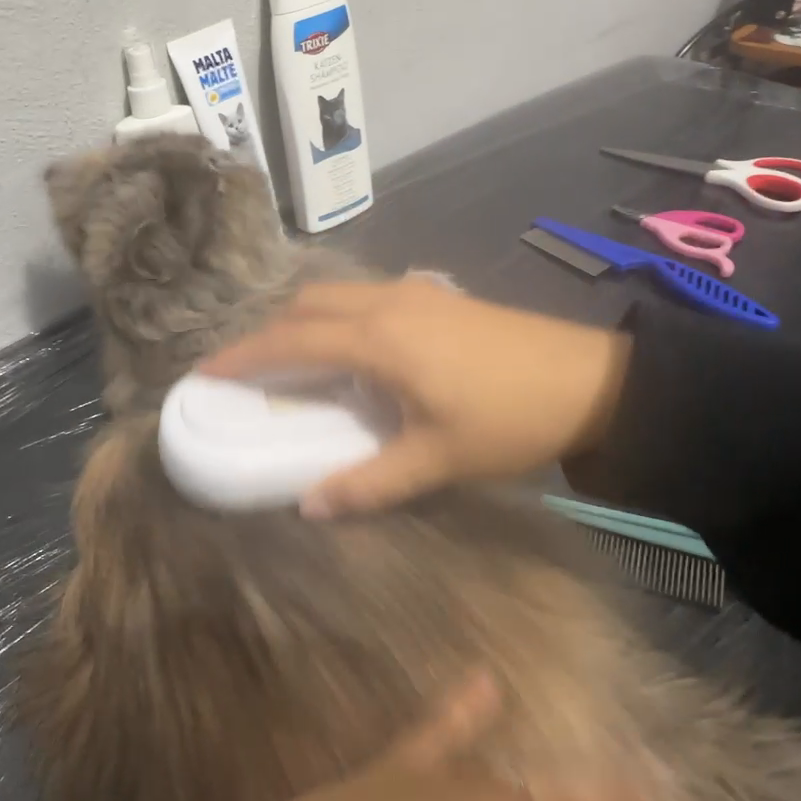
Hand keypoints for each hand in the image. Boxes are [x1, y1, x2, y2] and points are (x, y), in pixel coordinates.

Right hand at [202, 277, 631, 515]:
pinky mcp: (438, 297)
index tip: (203, 374)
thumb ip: (368, 483)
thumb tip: (309, 507)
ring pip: (336, 295)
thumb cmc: (511, 421)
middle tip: (246, 373)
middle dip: (266, 333)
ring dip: (302, 322)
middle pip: (305, 306)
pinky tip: (352, 352)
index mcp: (377, 340)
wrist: (596, 381)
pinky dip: (337, 317)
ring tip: (290, 363)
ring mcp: (415, 293)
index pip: (289, 342)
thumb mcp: (437, 461)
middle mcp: (386, 304)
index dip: (241, 356)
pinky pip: (365, 296)